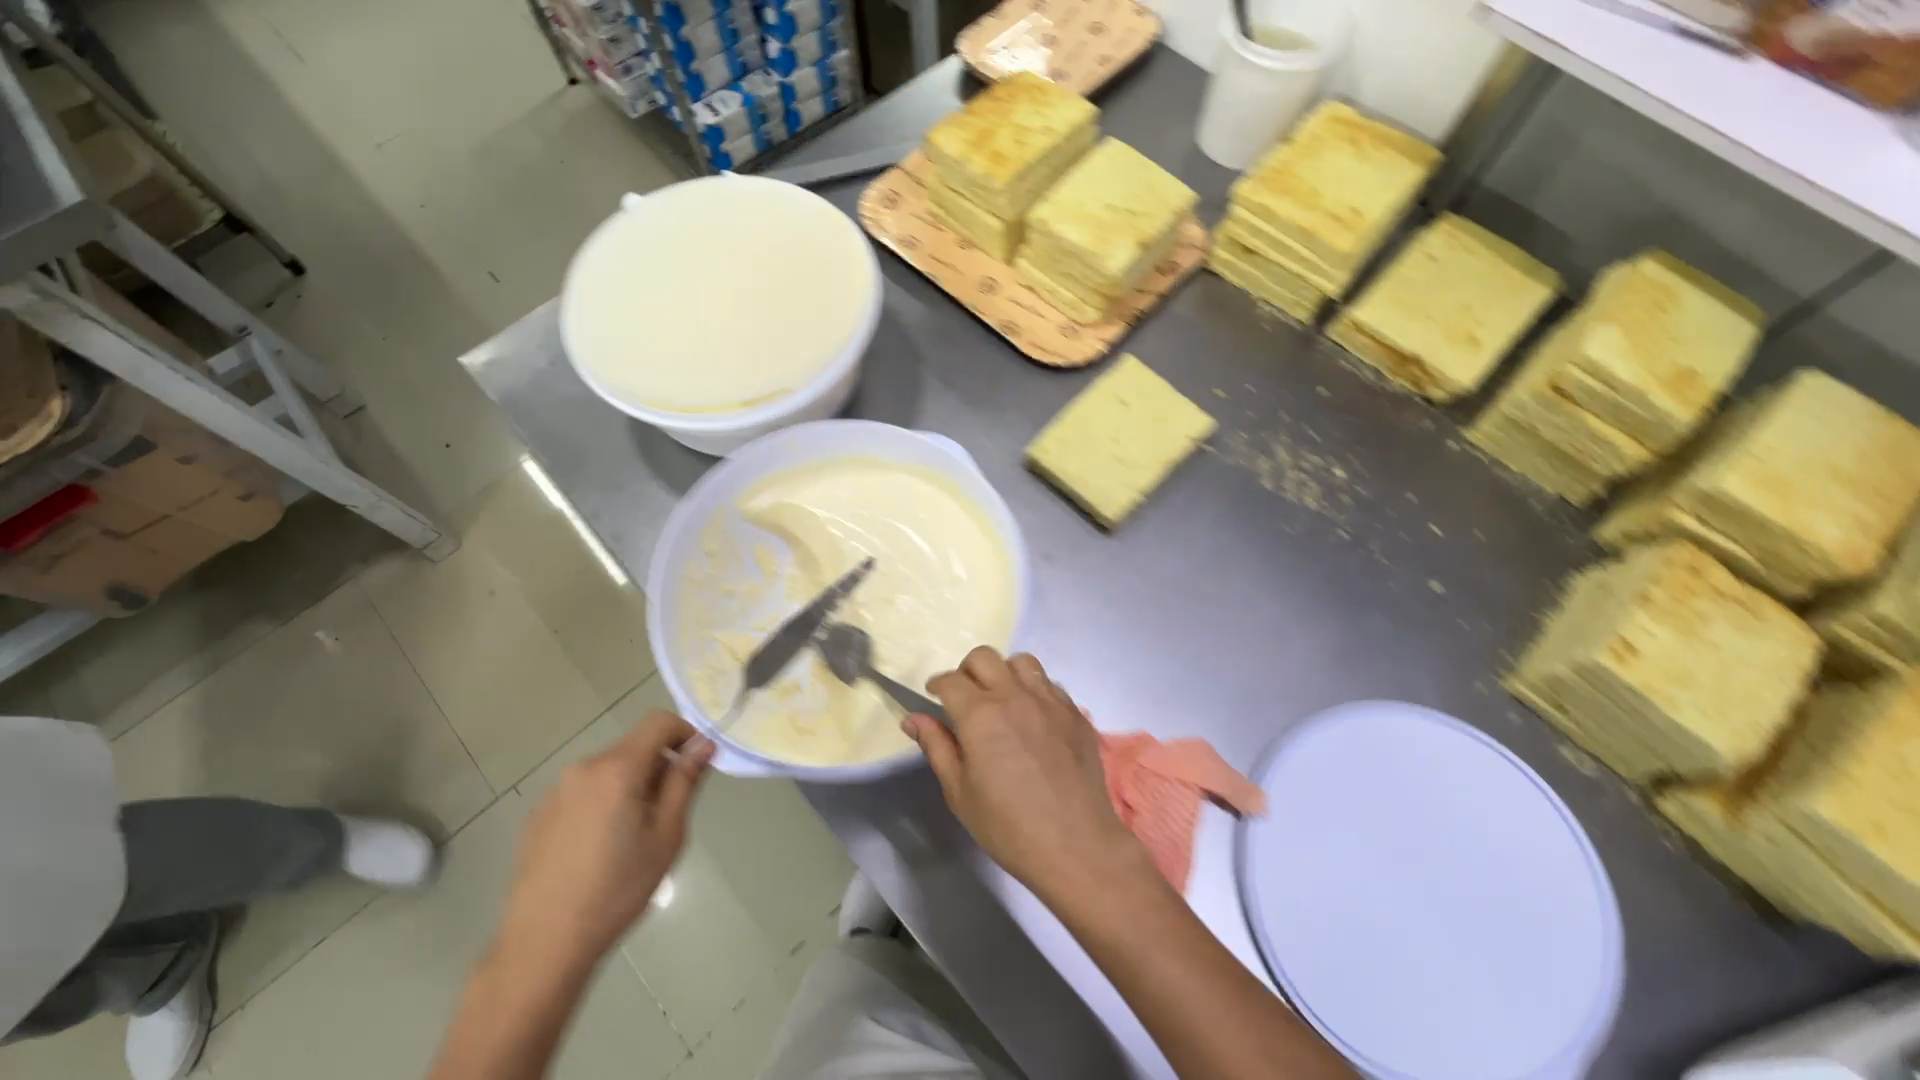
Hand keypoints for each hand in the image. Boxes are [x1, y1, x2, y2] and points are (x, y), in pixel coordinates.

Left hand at [498, 712, 714, 967]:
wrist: (545, 940)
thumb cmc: (618, 888)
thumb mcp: (667, 835)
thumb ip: (684, 782)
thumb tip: (702, 745)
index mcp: (617, 769)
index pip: (659, 722)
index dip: (685, 734)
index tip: (697, 767)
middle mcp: (583, 769)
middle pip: (633, 749)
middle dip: (657, 769)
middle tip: (667, 817)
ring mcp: (556, 792)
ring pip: (608, 773)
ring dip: (629, 789)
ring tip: (631, 841)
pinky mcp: (539, 816)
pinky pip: (583, 795)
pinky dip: (602, 806)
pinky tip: (598, 853)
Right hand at [905, 647, 1143, 904]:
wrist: (1075, 845)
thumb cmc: (1007, 826)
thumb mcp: (959, 792)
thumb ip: (937, 747)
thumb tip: (914, 719)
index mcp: (980, 715)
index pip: (951, 680)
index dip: (937, 686)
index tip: (933, 697)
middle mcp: (1015, 696)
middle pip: (984, 658)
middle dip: (967, 671)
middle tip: (964, 698)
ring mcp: (1050, 702)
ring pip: (1022, 662)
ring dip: (1003, 673)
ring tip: (1000, 700)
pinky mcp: (1075, 714)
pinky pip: (1050, 684)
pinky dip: (1034, 690)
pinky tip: (1031, 717)